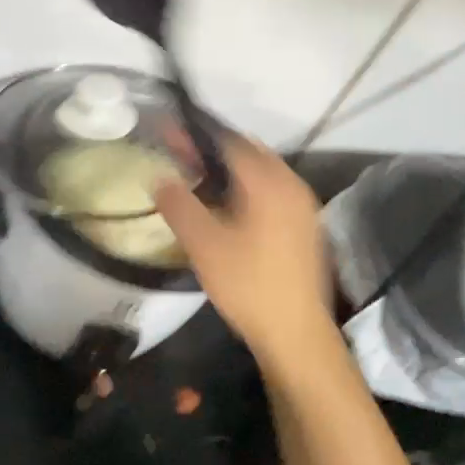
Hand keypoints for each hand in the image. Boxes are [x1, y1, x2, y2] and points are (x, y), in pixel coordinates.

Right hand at [155, 139, 337, 356]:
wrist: (294, 330)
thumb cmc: (247, 285)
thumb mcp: (203, 246)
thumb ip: (180, 206)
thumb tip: (160, 178)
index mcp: (268, 183)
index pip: (228, 141)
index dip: (194, 135)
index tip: (166, 133)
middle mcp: (292, 185)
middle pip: (248, 153)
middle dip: (212, 150)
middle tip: (177, 156)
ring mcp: (303, 207)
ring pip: (261, 174)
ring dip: (229, 171)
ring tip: (196, 180)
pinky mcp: (304, 228)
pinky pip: (271, 193)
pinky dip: (245, 190)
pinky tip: (225, 210)